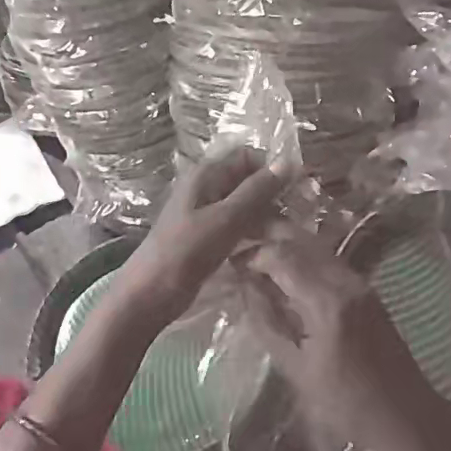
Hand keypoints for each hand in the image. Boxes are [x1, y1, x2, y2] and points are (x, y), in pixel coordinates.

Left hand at [112, 145, 290, 324]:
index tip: (299, 188)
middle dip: (275, 196)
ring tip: (292, 237)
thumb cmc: (186, 251)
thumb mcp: (226, 218)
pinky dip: (256, 234)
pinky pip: (239, 228)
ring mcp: (207, 214)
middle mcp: (207, 188)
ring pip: (247, 207)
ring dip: (269, 218)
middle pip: (249, 181)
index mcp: (206, 175)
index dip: (273, 168)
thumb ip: (257, 190)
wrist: (149, 295)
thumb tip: (289, 161)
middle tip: (301, 218)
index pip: (248, 156)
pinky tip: (272, 248)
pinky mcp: (209, 237)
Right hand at [245, 233, 445, 450]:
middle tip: (237, 245)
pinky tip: (286, 272)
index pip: (281, 255)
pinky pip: (328, 260)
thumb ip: (267, 322)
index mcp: (326, 300)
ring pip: (316, 246)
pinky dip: (303, 257)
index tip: (228, 262)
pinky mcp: (367, 289)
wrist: (407, 416)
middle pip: (301, 240)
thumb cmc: (346, 404)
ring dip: (285, 244)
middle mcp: (346, 279)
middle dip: (267, 236)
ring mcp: (360, 281)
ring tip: (255, 255)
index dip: (252, 253)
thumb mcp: (295, 369)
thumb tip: (244, 285)